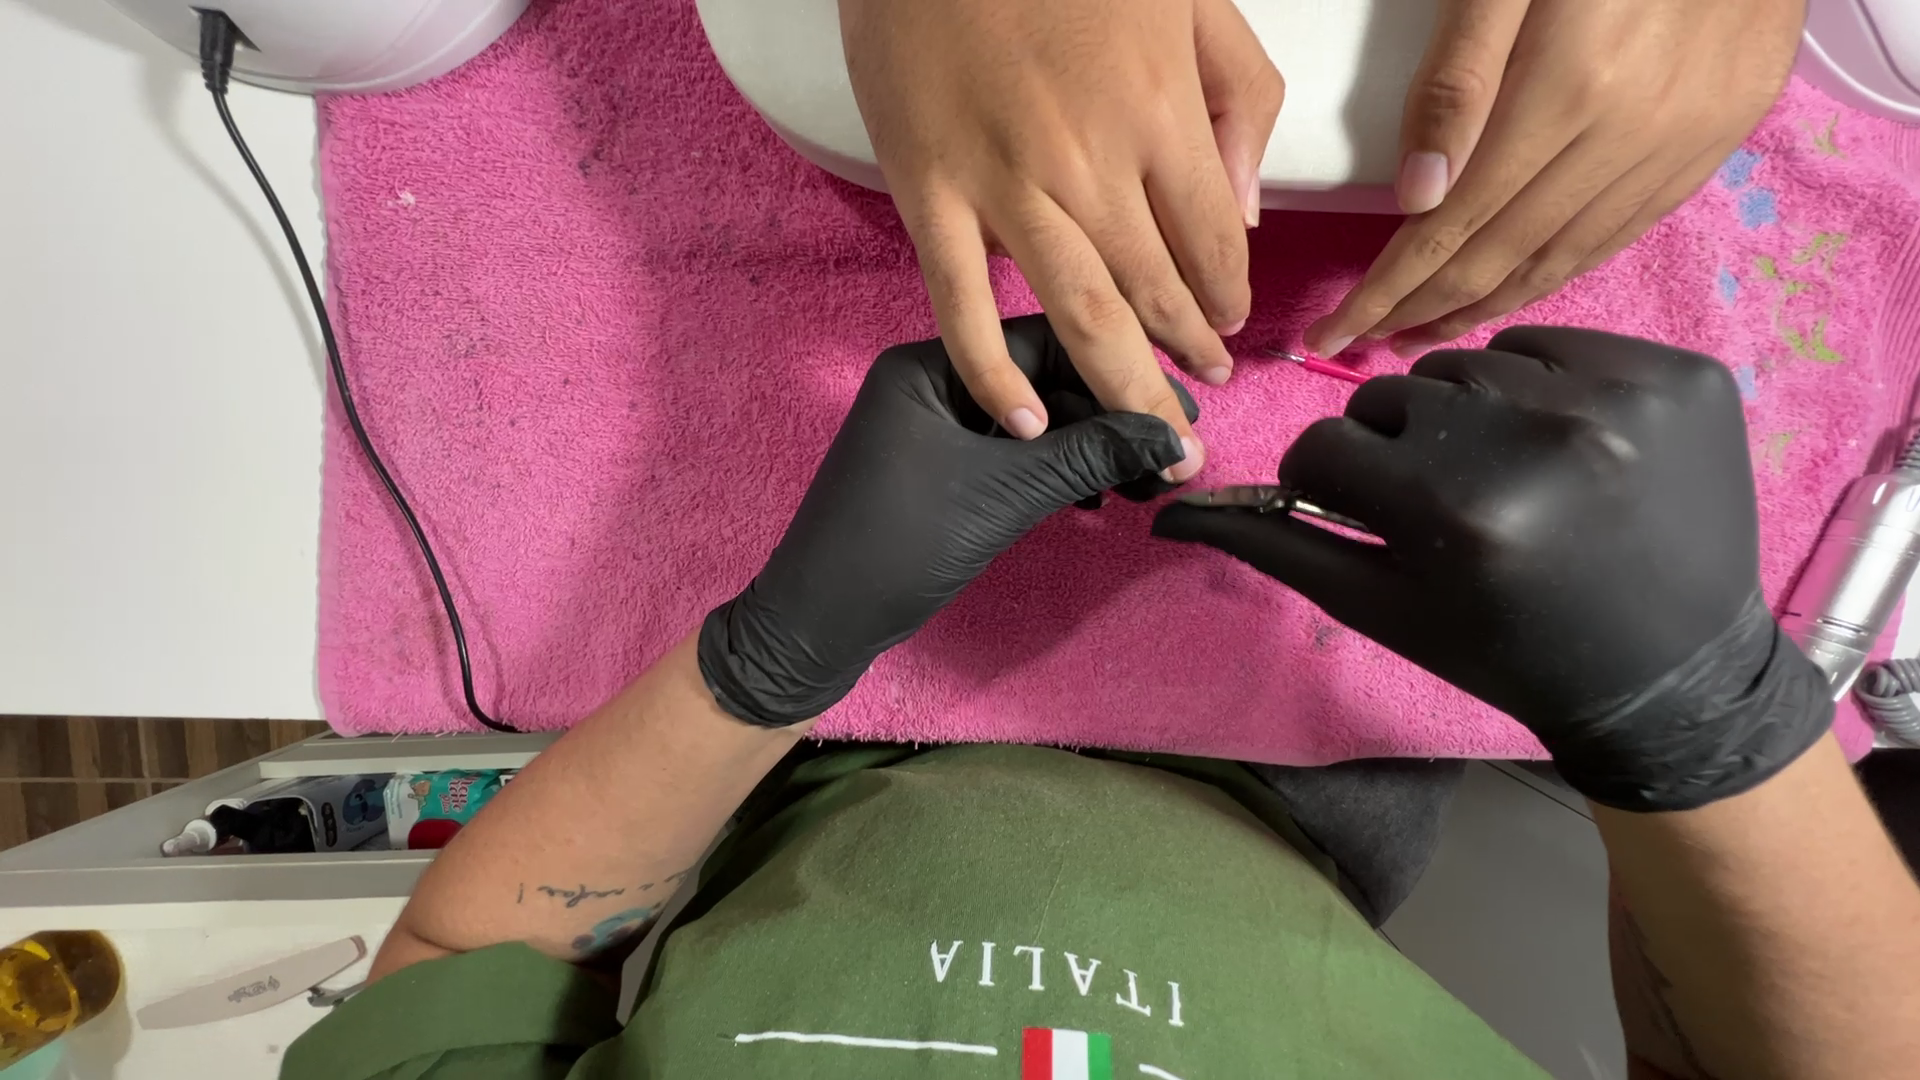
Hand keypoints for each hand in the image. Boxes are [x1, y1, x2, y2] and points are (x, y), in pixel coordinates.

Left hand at [701, 316, 1192, 726]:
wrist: (822, 622)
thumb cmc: (900, 544)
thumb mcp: (1000, 495)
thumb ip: (1089, 458)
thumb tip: (1178, 441)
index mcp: (930, 366)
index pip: (1041, 344)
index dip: (1115, 372)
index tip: (1179, 405)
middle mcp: (932, 385)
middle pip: (1039, 386)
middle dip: (1105, 421)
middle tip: (1171, 450)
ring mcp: (935, 432)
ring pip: (1030, 428)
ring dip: (1085, 453)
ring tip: (1144, 480)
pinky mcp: (941, 474)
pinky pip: (1009, 460)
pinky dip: (1052, 476)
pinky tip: (1096, 496)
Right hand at [839, 0, 1282, 479]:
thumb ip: (1234, 96)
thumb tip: (1243, 209)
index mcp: (1157, 107)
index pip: (1211, 242)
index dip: (1225, 301)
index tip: (1226, 332)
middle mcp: (1089, 163)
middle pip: (1155, 295)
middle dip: (1185, 362)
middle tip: (1196, 411)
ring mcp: (1003, 189)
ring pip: (1078, 314)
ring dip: (1123, 386)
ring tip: (1148, 432)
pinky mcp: (930, 200)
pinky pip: (963, 307)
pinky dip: (991, 374)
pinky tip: (1026, 422)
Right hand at [1155, 327, 1830, 810]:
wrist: (1663, 672)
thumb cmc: (1492, 646)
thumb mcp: (1371, 605)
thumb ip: (1272, 545)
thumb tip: (1172, 512)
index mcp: (1450, 510)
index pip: (1321, 447)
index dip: (1326, 480)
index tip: (1359, 510)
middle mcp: (1534, 439)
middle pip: (1387, 396)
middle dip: (1387, 444)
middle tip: (1430, 496)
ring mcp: (1618, 399)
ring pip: (1462, 364)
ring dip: (1454, 413)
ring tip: (1493, 470)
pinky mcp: (1679, 374)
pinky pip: (1549, 344)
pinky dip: (1531, 387)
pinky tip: (1558, 443)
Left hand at [1305, 0, 1803, 357]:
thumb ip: (1456, 85)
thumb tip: (1415, 200)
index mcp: (1566, 94)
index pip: (1445, 232)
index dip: (1382, 294)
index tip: (1334, 335)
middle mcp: (1629, 133)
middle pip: (1494, 260)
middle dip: (1418, 313)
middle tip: (1366, 343)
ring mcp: (1685, 139)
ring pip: (1554, 264)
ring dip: (1478, 311)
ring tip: (1420, 336)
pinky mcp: (1721, 135)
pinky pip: (1615, 238)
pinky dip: (1547, 279)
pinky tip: (1503, 296)